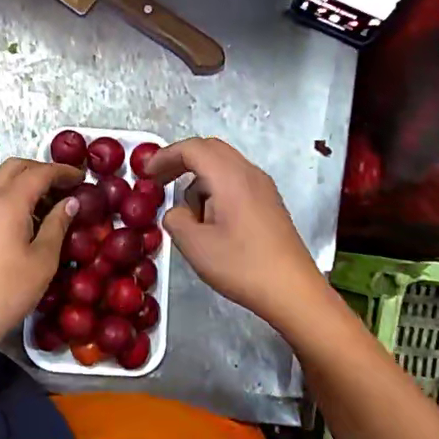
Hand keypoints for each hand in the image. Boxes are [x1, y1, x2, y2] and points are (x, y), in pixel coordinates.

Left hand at [0, 158, 81, 357]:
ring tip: (49, 203)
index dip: (62, 171)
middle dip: (41, 170)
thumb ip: (58, 225)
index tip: (82, 178)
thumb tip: (70, 203)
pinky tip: (25, 220)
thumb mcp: (43, 260)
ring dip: (24, 182)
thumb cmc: (7, 292)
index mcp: (7, 203)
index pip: (38, 172)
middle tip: (65, 185)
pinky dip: (10, 196)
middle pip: (14, 167)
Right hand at [148, 137, 328, 326]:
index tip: (146, 173)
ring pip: (224, 165)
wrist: (292, 289)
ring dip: (199, 178)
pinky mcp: (269, 202)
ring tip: (188, 212)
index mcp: (230, 177)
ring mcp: (263, 187)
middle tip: (159, 181)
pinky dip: (215, 189)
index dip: (165, 156)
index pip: (192, 148)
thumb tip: (177, 212)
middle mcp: (249, 173)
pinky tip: (210, 219)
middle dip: (181, 161)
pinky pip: (236, 181)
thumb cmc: (242, 266)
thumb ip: (176, 220)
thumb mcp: (195, 246)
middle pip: (210, 150)